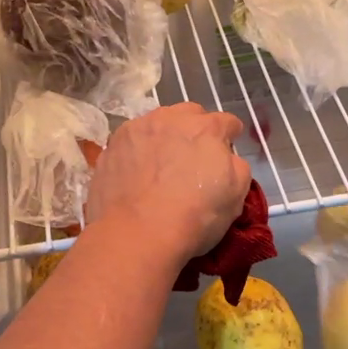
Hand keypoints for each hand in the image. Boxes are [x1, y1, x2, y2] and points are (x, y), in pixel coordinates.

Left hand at [85, 103, 251, 259]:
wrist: (138, 234)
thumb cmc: (195, 216)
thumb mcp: (236, 196)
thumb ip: (237, 167)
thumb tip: (227, 159)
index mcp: (206, 128)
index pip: (227, 122)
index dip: (230, 137)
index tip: (227, 149)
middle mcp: (170, 118)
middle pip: (189, 115)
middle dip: (196, 130)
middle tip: (194, 157)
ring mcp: (136, 130)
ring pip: (156, 124)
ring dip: (164, 138)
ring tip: (162, 164)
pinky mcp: (110, 147)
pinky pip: (131, 143)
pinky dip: (138, 153)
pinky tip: (137, 175)